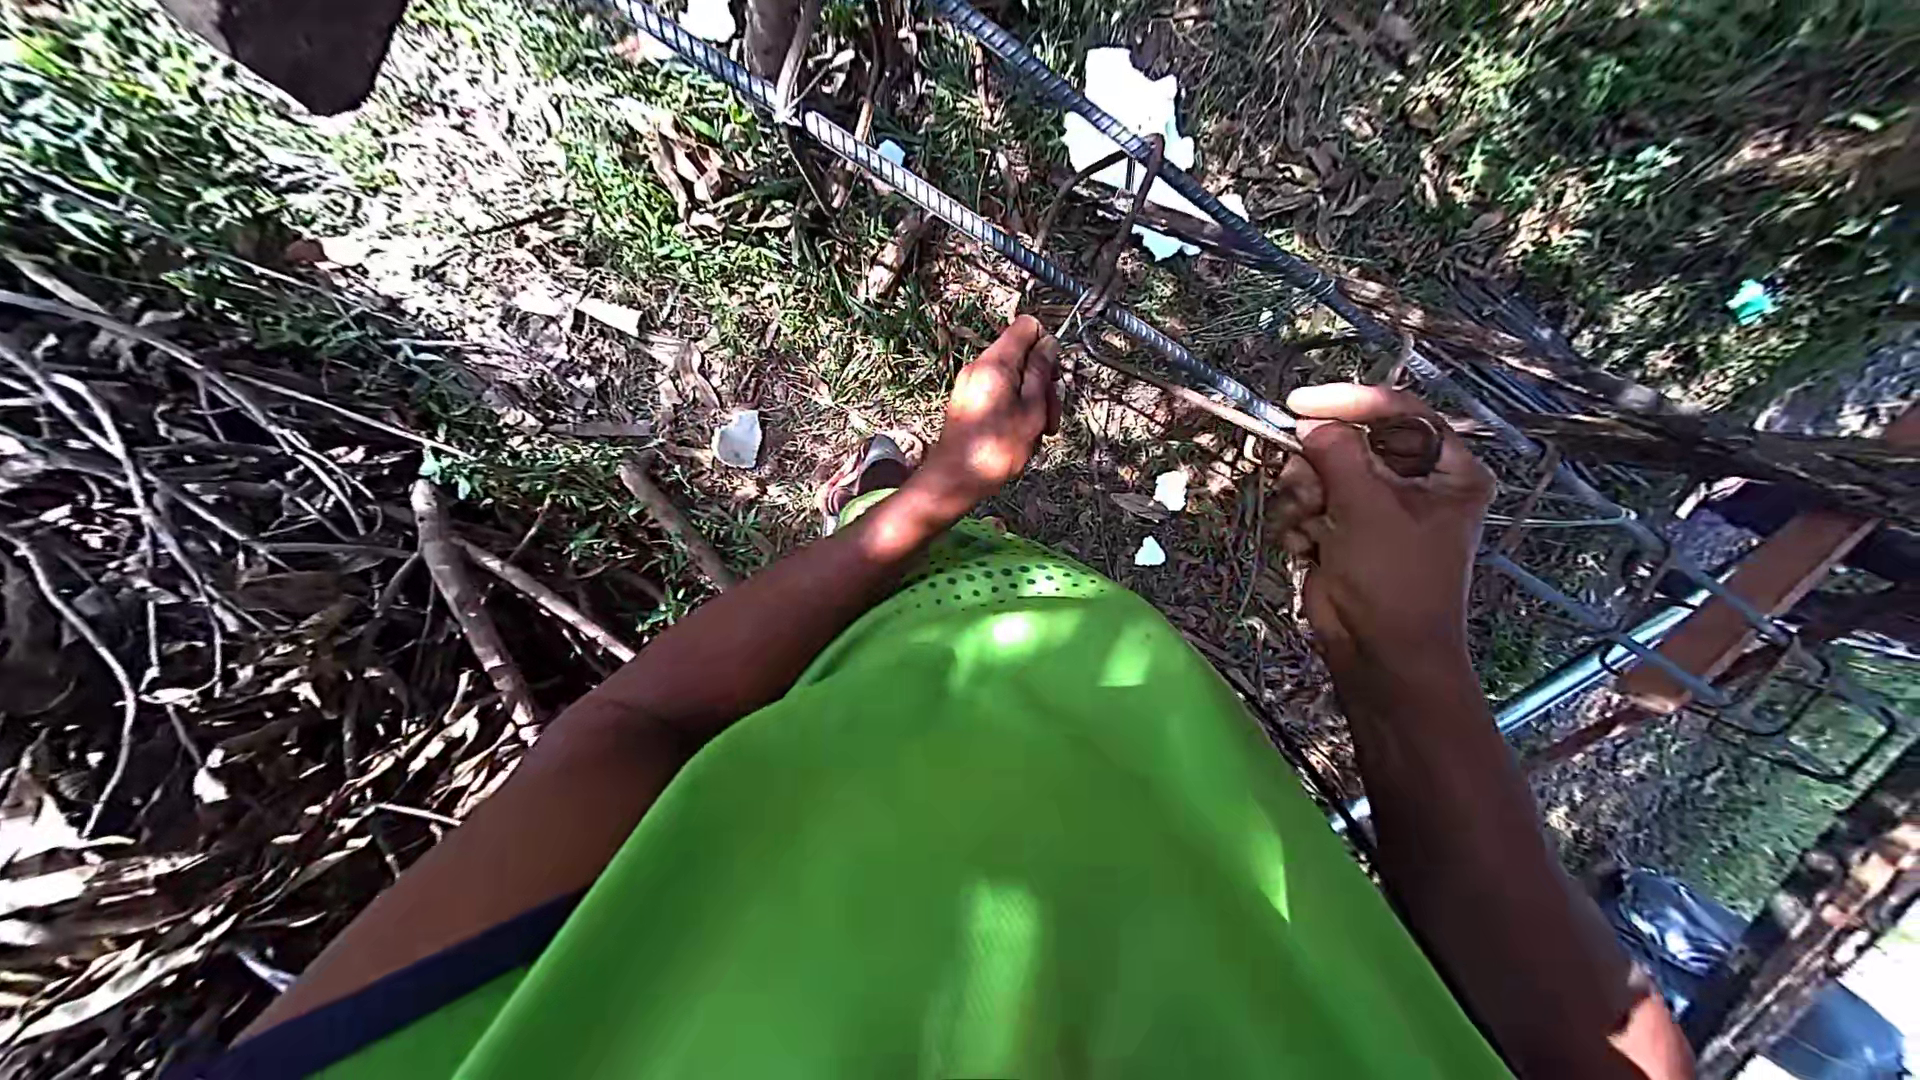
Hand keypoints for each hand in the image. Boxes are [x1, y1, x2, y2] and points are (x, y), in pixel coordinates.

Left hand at [914, 315, 1060, 507]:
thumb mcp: (1031, 410)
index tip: (1053, 377)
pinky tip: (1020, 436)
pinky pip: (999, 394)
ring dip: (1032, 402)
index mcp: (995, 362)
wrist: (954, 479)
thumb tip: (1049, 343)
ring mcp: (971, 384)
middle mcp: (979, 367)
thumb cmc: (995, 448)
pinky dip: (1015, 410)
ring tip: (1037, 433)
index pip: (1026, 326)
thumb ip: (1040, 373)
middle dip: (1043, 383)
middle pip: (1022, 356)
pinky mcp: (968, 402)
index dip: (1046, 346)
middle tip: (1050, 418)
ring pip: (1013, 379)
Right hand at [1268, 384, 1493, 676]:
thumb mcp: (1370, 508)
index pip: (1397, 414)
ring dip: (1303, 500)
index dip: (1349, 403)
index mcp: (1443, 470)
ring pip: (1316, 475)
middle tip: (1312, 493)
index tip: (1300, 404)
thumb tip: (1309, 423)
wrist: (1377, 649)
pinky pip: (1303, 506)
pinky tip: (1309, 549)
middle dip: (1319, 469)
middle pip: (1346, 445)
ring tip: (1312, 528)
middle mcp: (1405, 484)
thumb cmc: (1394, 578)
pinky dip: (1299, 525)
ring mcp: (1366, 509)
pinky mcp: (1336, 531)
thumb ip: (1339, 455)